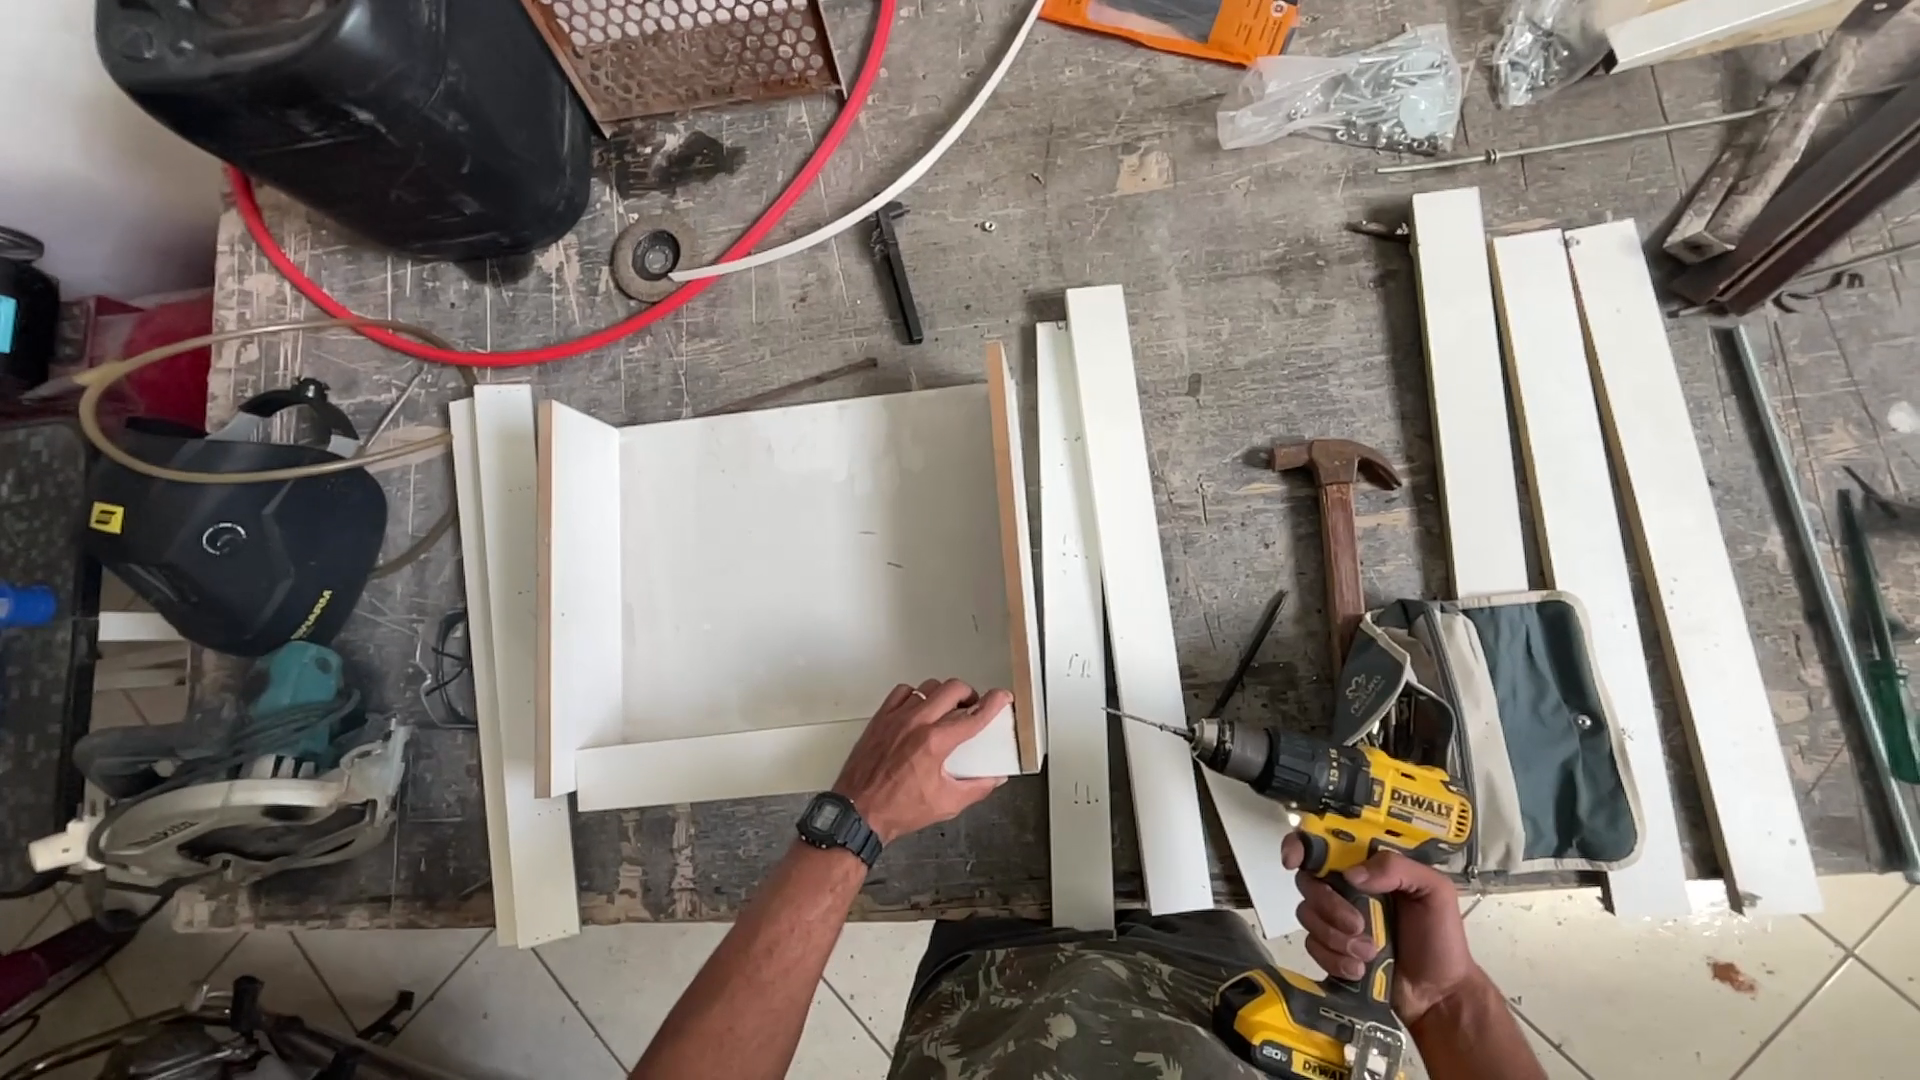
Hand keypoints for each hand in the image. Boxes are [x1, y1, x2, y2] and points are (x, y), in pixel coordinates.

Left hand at [832, 679, 1009, 843]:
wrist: (859, 812)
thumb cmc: (896, 808)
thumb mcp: (946, 804)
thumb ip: (977, 788)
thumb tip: (994, 779)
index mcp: (935, 743)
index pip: (974, 715)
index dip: (993, 703)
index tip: (1001, 697)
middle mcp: (916, 724)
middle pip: (953, 689)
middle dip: (970, 694)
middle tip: (973, 708)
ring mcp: (897, 718)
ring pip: (929, 687)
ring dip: (944, 694)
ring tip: (947, 708)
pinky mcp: (881, 718)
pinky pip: (903, 692)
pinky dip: (915, 695)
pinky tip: (919, 708)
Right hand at [1282, 835, 1482, 1025]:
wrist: (1440, 995)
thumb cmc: (1440, 938)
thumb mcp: (1434, 892)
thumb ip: (1398, 869)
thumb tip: (1351, 874)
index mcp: (1364, 868)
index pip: (1322, 844)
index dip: (1300, 845)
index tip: (1293, 860)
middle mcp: (1343, 888)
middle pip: (1308, 881)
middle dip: (1328, 905)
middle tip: (1358, 925)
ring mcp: (1333, 919)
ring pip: (1306, 914)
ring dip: (1335, 936)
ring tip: (1368, 954)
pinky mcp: (1329, 949)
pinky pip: (1311, 945)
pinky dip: (1333, 958)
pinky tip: (1358, 969)